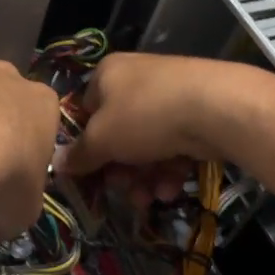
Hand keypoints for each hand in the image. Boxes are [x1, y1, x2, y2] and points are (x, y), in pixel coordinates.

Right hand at [62, 54, 257, 183]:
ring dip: (144, 178)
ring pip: (146, 146)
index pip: (85, 111)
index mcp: (108, 75)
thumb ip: (79, 155)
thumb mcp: (102, 139)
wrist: (218, 108)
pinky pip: (173, 146)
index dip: (84, 144)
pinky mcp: (197, 114)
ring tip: (150, 199)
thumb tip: (56, 163)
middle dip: (119, 170)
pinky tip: (171, 189)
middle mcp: (137, 80)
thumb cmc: (145, 116)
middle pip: (117, 134)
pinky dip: (169, 170)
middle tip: (123, 191)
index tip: (88, 173)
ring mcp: (170, 96)